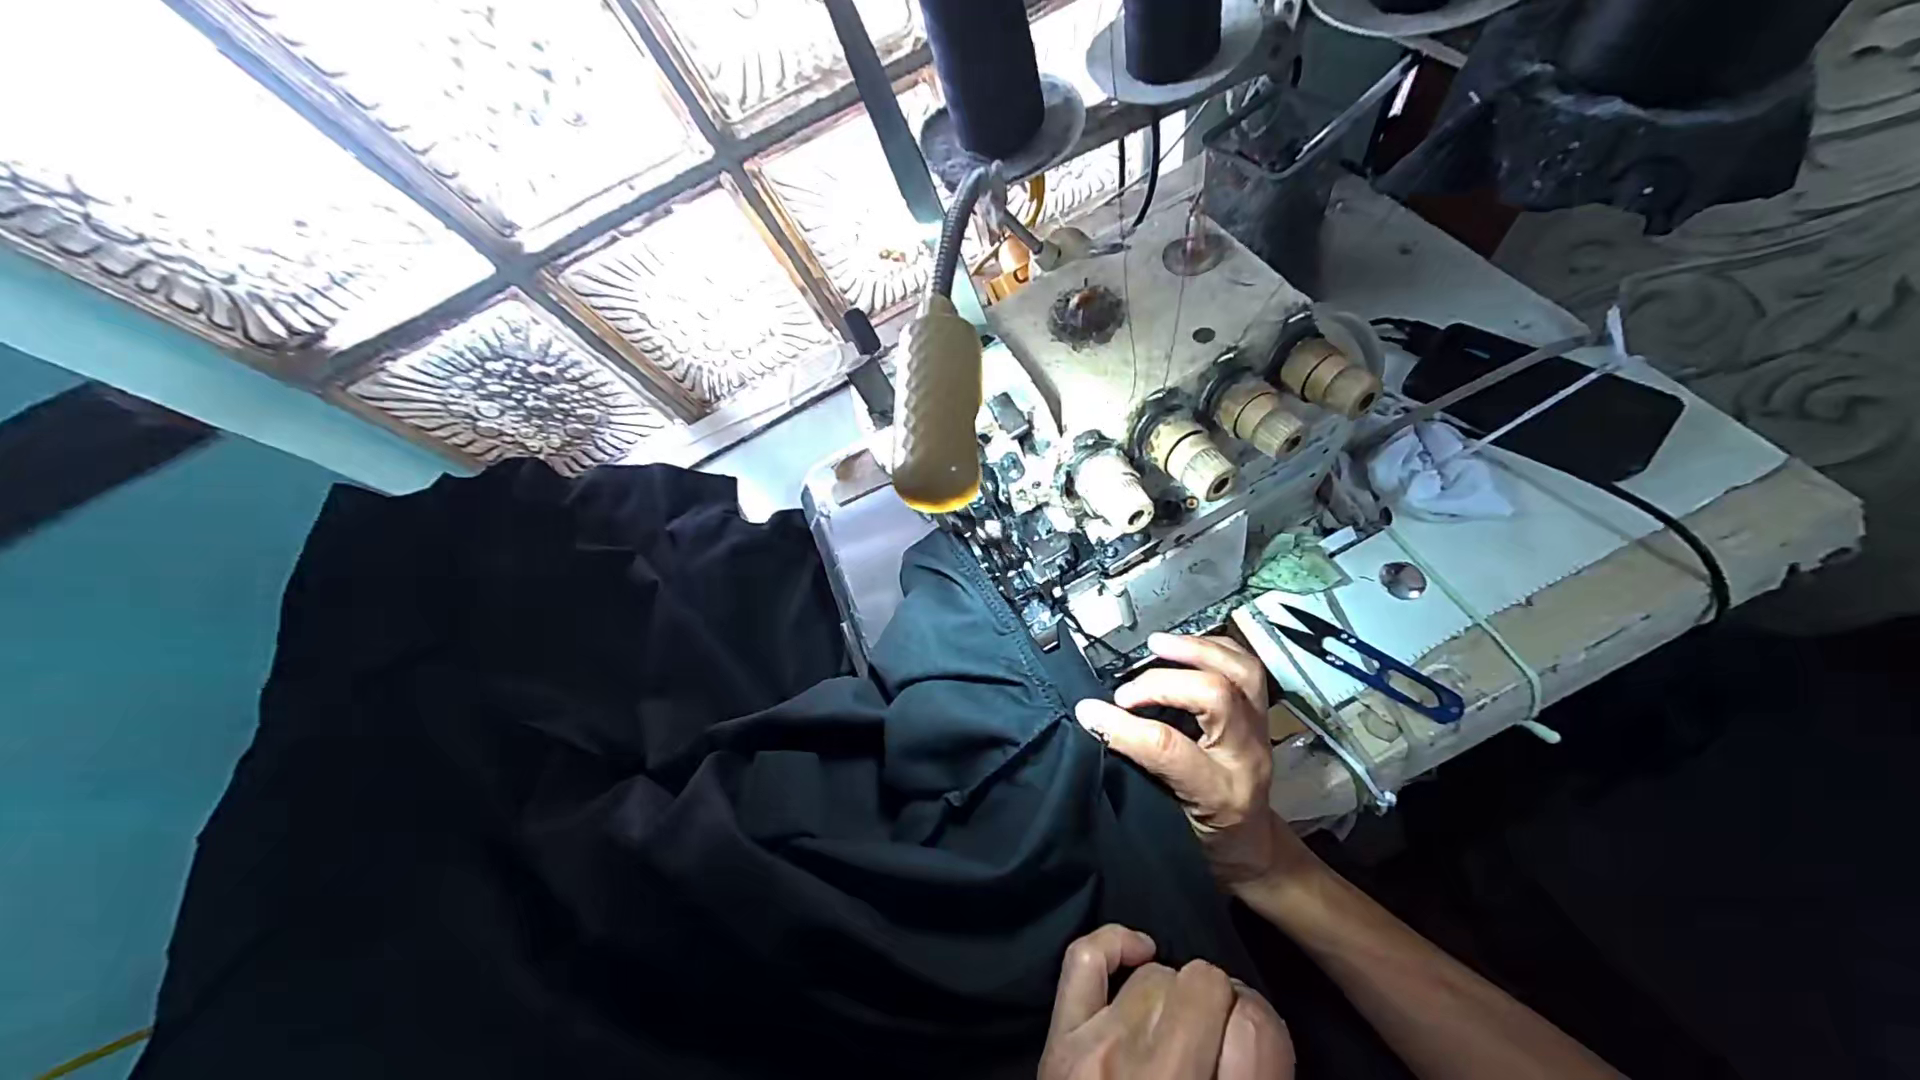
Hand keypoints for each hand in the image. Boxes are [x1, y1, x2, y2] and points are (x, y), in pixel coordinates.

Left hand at [1040, 924, 1293, 1079]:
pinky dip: (1116, 944)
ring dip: (1176, 994)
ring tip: (1180, 1029)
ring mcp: (1096, 1052)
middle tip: (1220, 1041)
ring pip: (1155, 975)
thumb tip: (1256, 1026)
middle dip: (1223, 1006)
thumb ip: (1254, 1079)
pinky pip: (1085, 959)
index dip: (1265, 1030)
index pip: (1256, 1028)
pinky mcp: (1059, 1041)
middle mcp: (1151, 1076)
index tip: (1256, 1046)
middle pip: (1205, 986)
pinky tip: (1143, 954)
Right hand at [1075, 633, 1310, 888]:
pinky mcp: (1261, 715)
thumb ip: (1136, 773)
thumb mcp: (1166, 824)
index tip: (1089, 713)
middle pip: (1216, 696)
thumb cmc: (1206, 842)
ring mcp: (1260, 732)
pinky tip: (1185, 646)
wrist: (1252, 848)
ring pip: (1242, 673)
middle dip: (1161, 683)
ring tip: (1157, 645)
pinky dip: (1214, 648)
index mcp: (1219, 793)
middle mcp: (1246, 757)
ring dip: (1196, 651)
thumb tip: (1094, 727)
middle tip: (1125, 692)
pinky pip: (1248, 667)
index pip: (1168, 747)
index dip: (1123, 726)